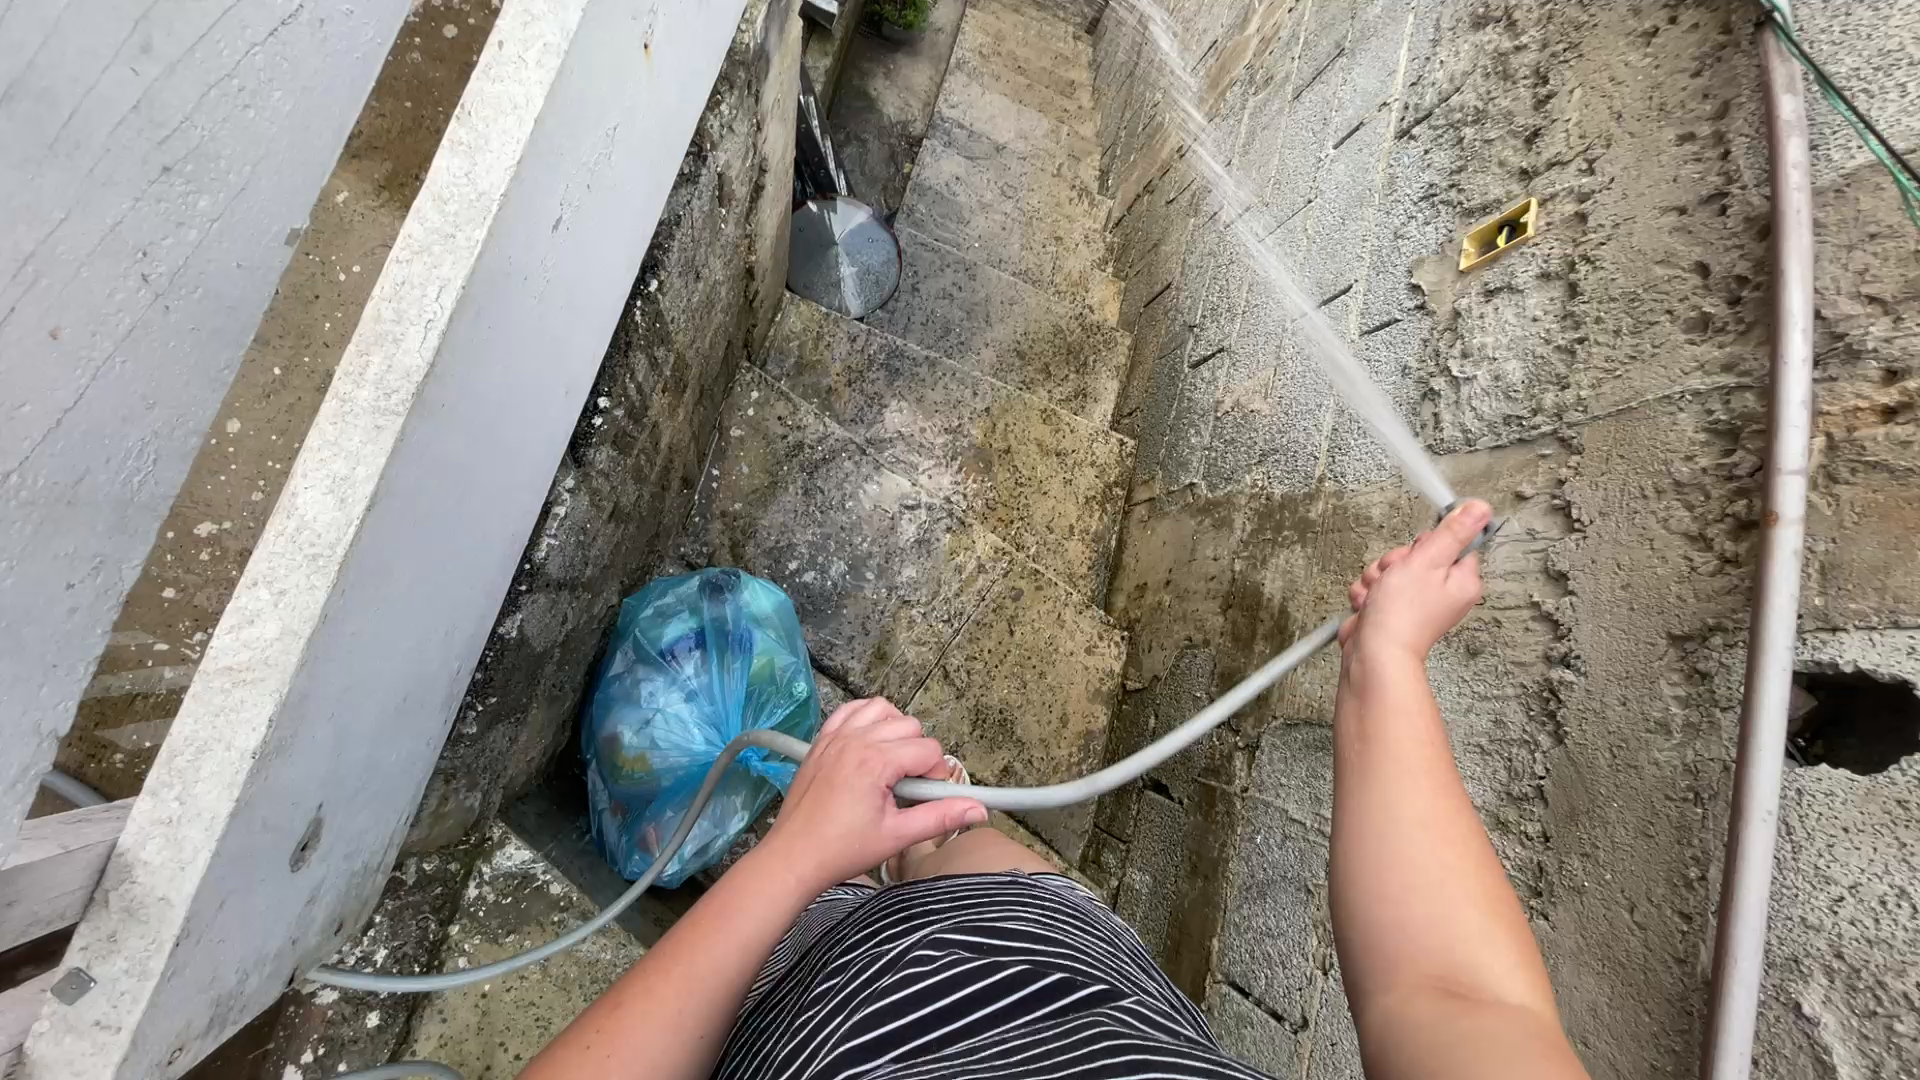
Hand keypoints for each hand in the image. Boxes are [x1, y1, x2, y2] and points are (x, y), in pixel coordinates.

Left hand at [757, 698, 986, 892]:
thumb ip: (940, 817)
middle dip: (918, 754)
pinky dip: (866, 717)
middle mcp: (856, 739)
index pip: (928, 749)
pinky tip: (869, 743)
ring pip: (883, 709)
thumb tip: (978, 810)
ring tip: (891, 763)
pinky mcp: (822, 740)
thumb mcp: (897, 836)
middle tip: (908, 787)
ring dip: (894, 730)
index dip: (936, 774)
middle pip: (910, 726)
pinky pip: (851, 709)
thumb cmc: (841, 850)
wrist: (792, 858)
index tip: (925, 797)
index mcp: (875, 761)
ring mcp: (836, 736)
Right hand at [1339, 500, 1490, 663]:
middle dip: (1393, 562)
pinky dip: (1367, 594)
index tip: (1416, 553)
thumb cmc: (1402, 613)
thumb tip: (1479, 508)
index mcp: (1461, 579)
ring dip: (1376, 578)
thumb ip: (1452, 532)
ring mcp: (1415, 602)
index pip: (1448, 542)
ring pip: (1389, 570)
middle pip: (1414, 555)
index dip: (1425, 543)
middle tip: (1394, 576)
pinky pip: (1375, 588)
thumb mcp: (1427, 561)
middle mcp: (1442, 591)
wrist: (1374, 651)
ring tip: (1379, 594)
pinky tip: (1369, 605)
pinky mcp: (1391, 610)